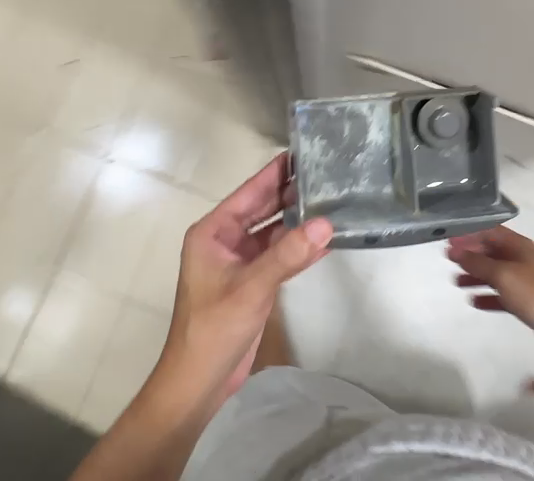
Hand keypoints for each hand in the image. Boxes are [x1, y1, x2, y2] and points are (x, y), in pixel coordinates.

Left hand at [155, 153, 332, 402]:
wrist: (199, 382)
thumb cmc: (214, 327)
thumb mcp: (251, 287)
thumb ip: (288, 255)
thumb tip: (326, 223)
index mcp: (213, 232)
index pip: (250, 192)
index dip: (276, 173)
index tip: (304, 151)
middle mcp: (225, 240)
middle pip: (263, 208)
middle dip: (292, 194)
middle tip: (328, 173)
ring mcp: (240, 262)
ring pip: (273, 232)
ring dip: (299, 221)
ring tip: (333, 200)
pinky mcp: (253, 282)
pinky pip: (280, 256)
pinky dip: (300, 248)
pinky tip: (327, 239)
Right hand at [448, 226, 533, 365]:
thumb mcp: (503, 275)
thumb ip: (478, 263)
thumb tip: (456, 250)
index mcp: (521, 246)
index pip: (491, 232)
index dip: (469, 234)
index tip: (449, 241)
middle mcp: (524, 259)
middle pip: (493, 251)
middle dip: (471, 255)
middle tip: (449, 261)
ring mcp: (527, 281)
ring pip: (497, 273)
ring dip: (477, 275)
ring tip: (457, 282)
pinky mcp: (529, 302)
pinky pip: (504, 294)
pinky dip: (489, 296)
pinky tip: (475, 302)